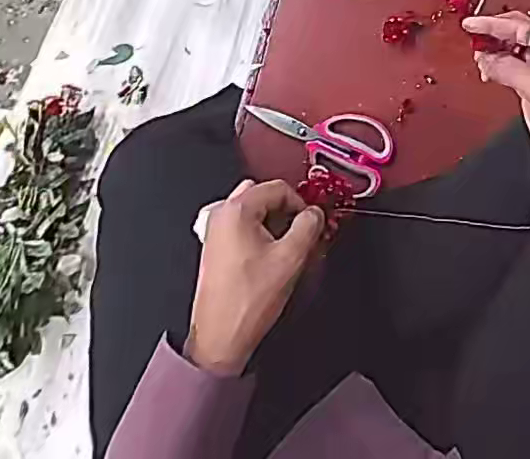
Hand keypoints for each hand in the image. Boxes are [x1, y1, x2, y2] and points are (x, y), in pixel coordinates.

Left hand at [184, 179, 323, 376]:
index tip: (311, 221)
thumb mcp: (291, 257)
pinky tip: (268, 257)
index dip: (300, 203)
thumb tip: (315, 214)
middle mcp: (221, 215)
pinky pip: (241, 226)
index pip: (278, 188)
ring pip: (252, 210)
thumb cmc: (247, 302)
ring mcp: (214, 232)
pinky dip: (258, 232)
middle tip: (299, 230)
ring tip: (285, 245)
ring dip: (272, 220)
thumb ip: (309, 225)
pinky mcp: (214, 249)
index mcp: (237, 210)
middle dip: (285, 209)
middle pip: (263, 194)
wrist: (219, 340)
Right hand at [463, 13, 529, 185]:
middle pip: (521, 32)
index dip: (495, 23)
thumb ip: (511, 69)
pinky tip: (488, 70)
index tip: (471, 24)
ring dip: (496, 49)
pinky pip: (515, 64)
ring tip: (478, 56)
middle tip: (471, 36)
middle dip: (495, 33)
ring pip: (516, 47)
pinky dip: (500, 64)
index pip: (525, 26)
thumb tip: (485, 57)